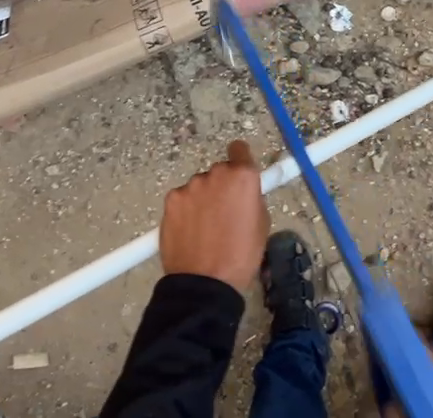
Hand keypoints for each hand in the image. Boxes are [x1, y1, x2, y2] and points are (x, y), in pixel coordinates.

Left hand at [159, 140, 266, 288]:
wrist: (204, 283)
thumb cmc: (241, 255)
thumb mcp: (261, 224)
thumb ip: (252, 198)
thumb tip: (244, 193)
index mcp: (243, 176)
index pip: (239, 149)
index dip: (240, 160)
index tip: (239, 176)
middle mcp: (216, 174)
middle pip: (219, 171)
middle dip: (222, 186)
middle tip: (223, 213)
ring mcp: (190, 186)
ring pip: (199, 186)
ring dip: (202, 198)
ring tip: (203, 227)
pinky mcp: (171, 200)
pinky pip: (182, 199)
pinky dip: (185, 210)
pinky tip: (188, 231)